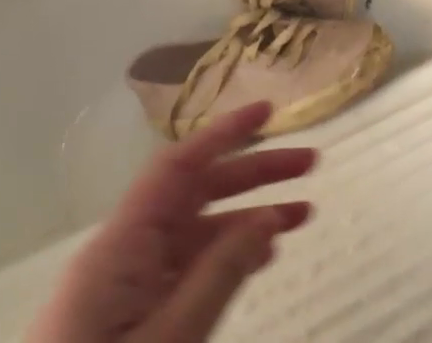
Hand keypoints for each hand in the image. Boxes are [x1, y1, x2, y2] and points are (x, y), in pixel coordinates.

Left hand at [27, 102, 315, 342]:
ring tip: (303, 216)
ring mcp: (121, 287)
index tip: (270, 111)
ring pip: (195, 230)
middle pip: (193, 193)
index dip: (223, 133)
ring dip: (250, 216)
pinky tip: (262, 258)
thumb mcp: (173, 335)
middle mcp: (119, 255)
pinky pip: (185, 266)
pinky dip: (228, 253)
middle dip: (253, 174)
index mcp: (119, 248)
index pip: (176, 168)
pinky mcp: (126, 315)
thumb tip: (267, 217)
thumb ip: (221, 272)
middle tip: (311, 165)